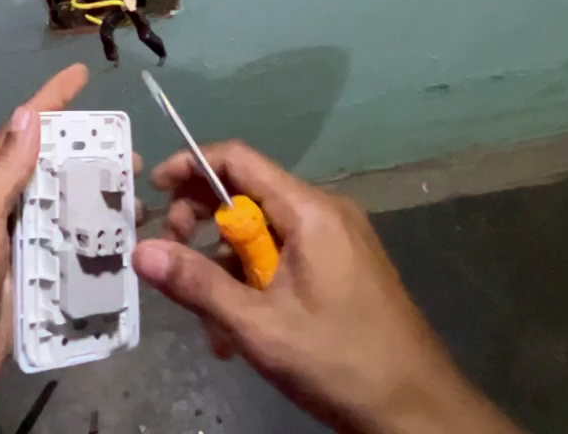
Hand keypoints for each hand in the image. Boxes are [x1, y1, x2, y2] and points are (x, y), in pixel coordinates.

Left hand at [0, 63, 137, 431]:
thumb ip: (3, 172)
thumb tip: (27, 114)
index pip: (20, 132)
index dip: (50, 101)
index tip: (80, 74)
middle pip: (50, 171)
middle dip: (88, 158)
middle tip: (133, 156)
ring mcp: (14, 248)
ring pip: (63, 213)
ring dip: (97, 203)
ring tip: (136, 203)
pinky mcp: (28, 285)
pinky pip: (66, 256)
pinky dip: (93, 247)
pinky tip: (121, 249)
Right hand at [132, 141, 521, 433]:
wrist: (427, 419)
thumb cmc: (343, 365)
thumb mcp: (261, 328)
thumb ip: (198, 285)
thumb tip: (140, 251)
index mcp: (308, 210)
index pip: (237, 159)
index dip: (190, 167)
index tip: (154, 192)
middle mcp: (323, 211)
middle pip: (245, 193)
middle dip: (201, 224)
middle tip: (173, 260)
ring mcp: (335, 240)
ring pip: (260, 232)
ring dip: (225, 266)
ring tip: (210, 321)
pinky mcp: (341, 267)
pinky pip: (283, 255)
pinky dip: (254, 281)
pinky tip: (240, 329)